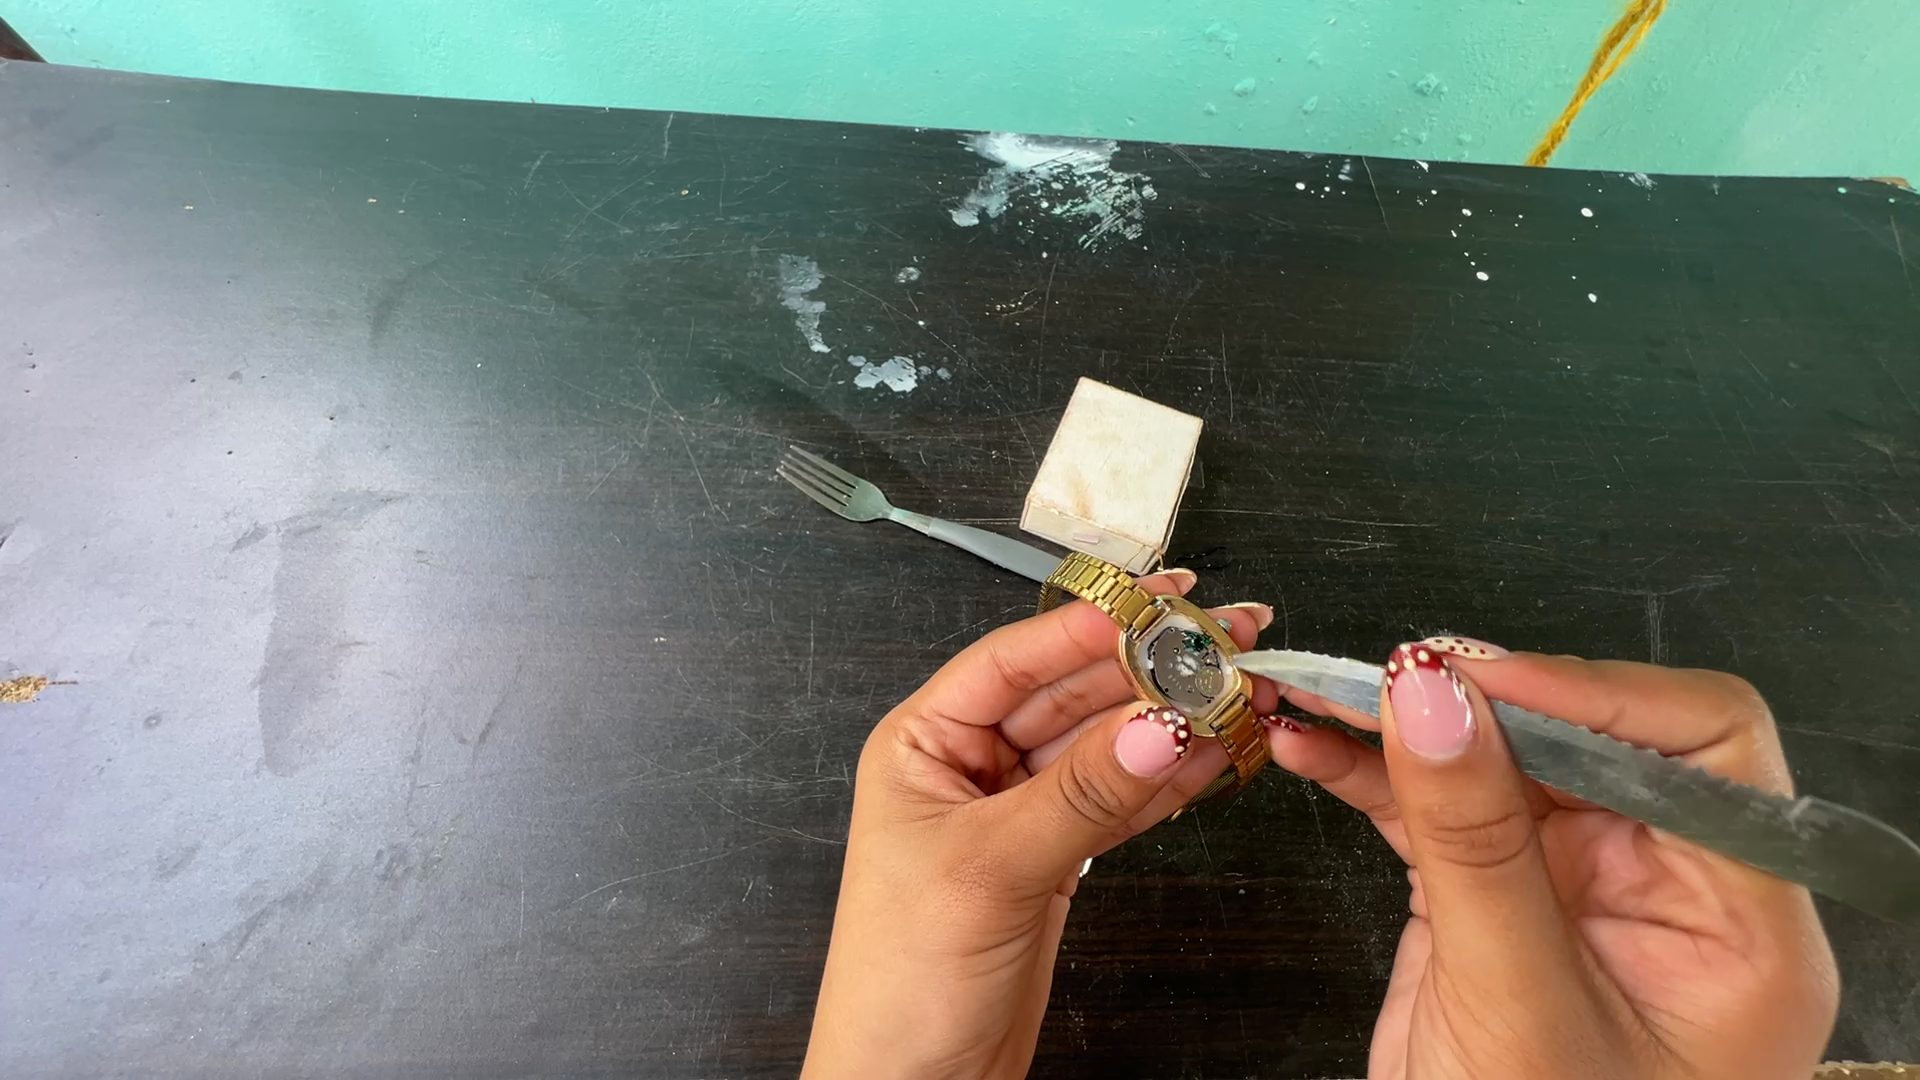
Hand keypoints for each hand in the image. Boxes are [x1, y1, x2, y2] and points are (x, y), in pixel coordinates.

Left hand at [801, 570, 1277, 1079]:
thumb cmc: (906, 975)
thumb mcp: (989, 867)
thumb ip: (1081, 796)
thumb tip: (1162, 728)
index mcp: (926, 739)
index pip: (1012, 661)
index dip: (1086, 629)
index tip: (1158, 604)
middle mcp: (971, 758)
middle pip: (1067, 694)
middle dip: (1144, 667)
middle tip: (1221, 638)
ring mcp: (1018, 801)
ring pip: (1101, 742)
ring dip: (1167, 718)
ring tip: (1237, 686)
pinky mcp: (1055, 846)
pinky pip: (1117, 795)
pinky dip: (1168, 778)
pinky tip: (1218, 751)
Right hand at [1267, 639, 1839, 1078]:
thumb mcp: (1511, 994)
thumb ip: (1470, 838)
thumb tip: (1424, 690)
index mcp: (1726, 911)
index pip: (1694, 745)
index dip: (1582, 692)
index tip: (1457, 679)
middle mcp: (1648, 875)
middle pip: (1562, 734)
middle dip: (1455, 698)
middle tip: (1357, 678)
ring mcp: (1551, 873)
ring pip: (1474, 756)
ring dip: (1384, 723)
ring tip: (1303, 695)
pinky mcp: (1471, 878)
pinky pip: (1415, 799)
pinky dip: (1355, 768)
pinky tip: (1301, 747)